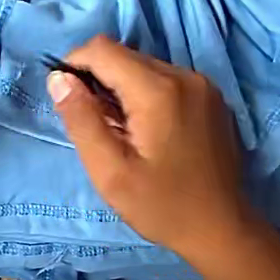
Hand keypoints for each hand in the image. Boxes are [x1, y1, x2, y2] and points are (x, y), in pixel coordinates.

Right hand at [49, 36, 257, 260]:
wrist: (220, 229)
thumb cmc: (160, 205)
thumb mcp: (109, 170)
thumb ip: (81, 120)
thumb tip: (58, 79)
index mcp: (158, 90)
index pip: (102, 50)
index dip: (74, 66)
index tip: (66, 100)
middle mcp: (185, 76)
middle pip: (124, 56)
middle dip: (97, 81)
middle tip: (94, 126)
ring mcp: (203, 86)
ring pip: (143, 68)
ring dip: (120, 90)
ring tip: (119, 133)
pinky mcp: (211, 98)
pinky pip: (164, 81)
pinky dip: (143, 96)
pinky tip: (144, 133)